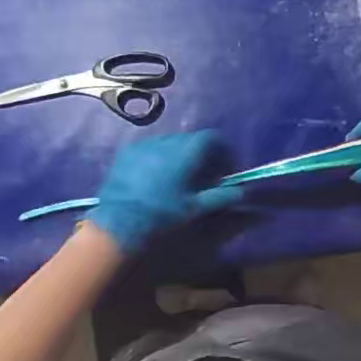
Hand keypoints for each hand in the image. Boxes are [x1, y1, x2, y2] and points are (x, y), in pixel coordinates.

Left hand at [85, 131, 244, 252]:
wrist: (119, 222)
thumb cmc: (163, 215)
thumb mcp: (196, 208)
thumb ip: (221, 196)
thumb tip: (241, 192)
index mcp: (186, 151)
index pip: (212, 138)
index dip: (222, 153)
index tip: (223, 171)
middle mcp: (166, 140)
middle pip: (191, 140)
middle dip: (201, 155)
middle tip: (202, 179)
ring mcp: (144, 145)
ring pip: (170, 144)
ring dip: (179, 156)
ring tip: (178, 180)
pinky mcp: (127, 153)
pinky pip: (150, 149)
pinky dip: (159, 159)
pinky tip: (155, 180)